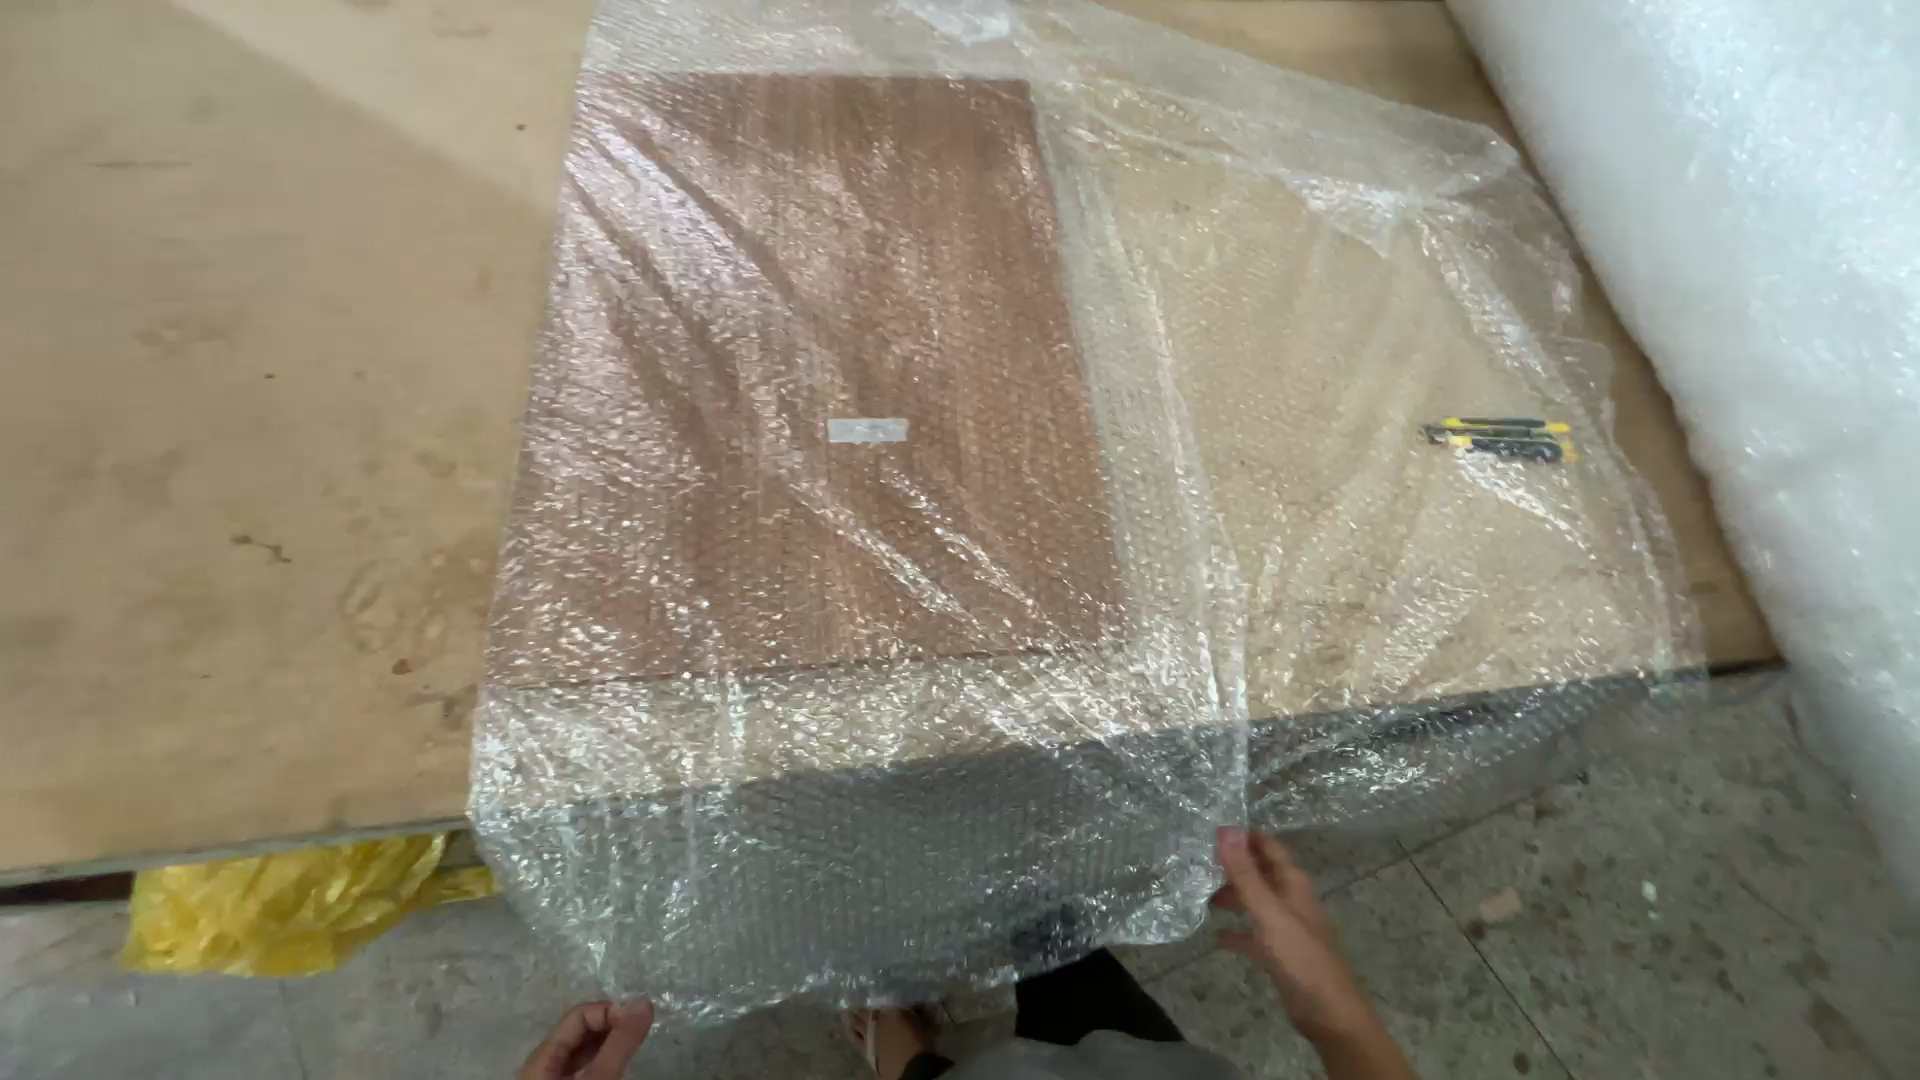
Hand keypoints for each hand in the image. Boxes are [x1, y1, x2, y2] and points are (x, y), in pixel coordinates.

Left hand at [518, 999, 654, 1079]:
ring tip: (630, 1050)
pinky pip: (584, 1068)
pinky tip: (617, 1067)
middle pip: (581, 1031)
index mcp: (541, 1056)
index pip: (581, 1014)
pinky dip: (604, 1061)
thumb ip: (618, 1043)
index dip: (610, 1011)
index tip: (638, 1020)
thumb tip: (645, 1001)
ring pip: (584, 1051)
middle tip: (637, 1035)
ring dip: (610, 1044)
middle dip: (612, 1027)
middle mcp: (542, 1065)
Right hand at [1211, 827, 1380, 1045]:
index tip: (1212, 826)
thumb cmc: (1301, 957)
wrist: (1331, 1016)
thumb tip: (1226, 828)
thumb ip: (1246, 873)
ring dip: (1232, 895)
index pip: (1269, 846)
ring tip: (1200, 892)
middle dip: (1233, 864)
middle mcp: (1290, 901)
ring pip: (1255, 902)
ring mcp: (1286, 929)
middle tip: (1198, 858)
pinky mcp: (1280, 955)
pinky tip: (1215, 935)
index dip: (1245, 835)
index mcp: (1293, 884)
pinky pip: (1253, 936)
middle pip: (1260, 873)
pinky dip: (1237, 932)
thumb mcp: (1269, 911)